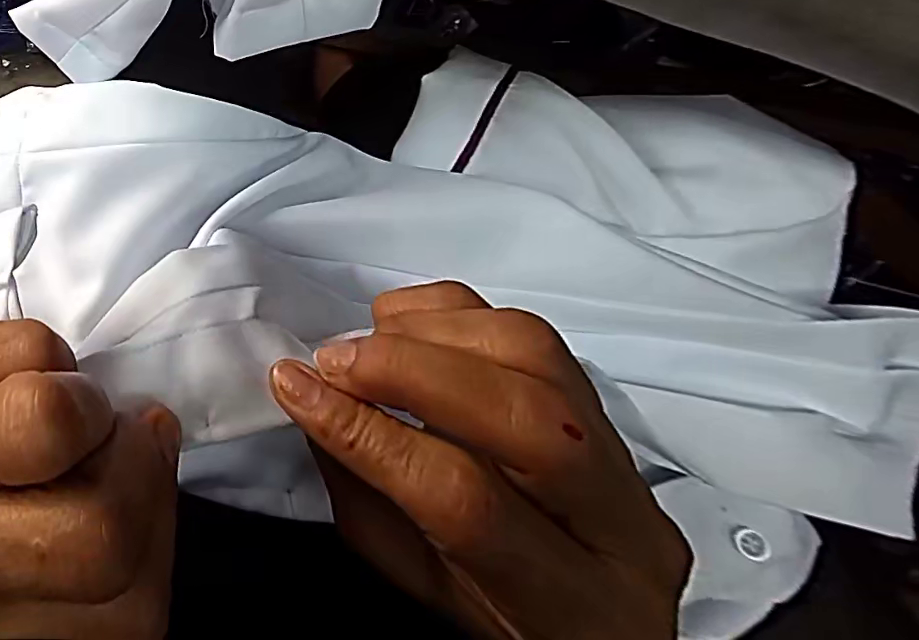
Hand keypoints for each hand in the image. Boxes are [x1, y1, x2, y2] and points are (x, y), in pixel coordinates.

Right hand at [269, 282, 688, 639]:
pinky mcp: (598, 393)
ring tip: (367, 344)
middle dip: (406, 369)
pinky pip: (526, 324)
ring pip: (530, 348)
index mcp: (567, 601)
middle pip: (517, 412)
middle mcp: (616, 518)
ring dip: (428, 329)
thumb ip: (368, 494)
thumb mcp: (423, 583)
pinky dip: (451, 308)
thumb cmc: (504, 609)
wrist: (594, 608)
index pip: (462, 495)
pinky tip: (406, 324)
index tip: (300, 390)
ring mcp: (618, 447)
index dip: (366, 432)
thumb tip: (316, 402)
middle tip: (334, 361)